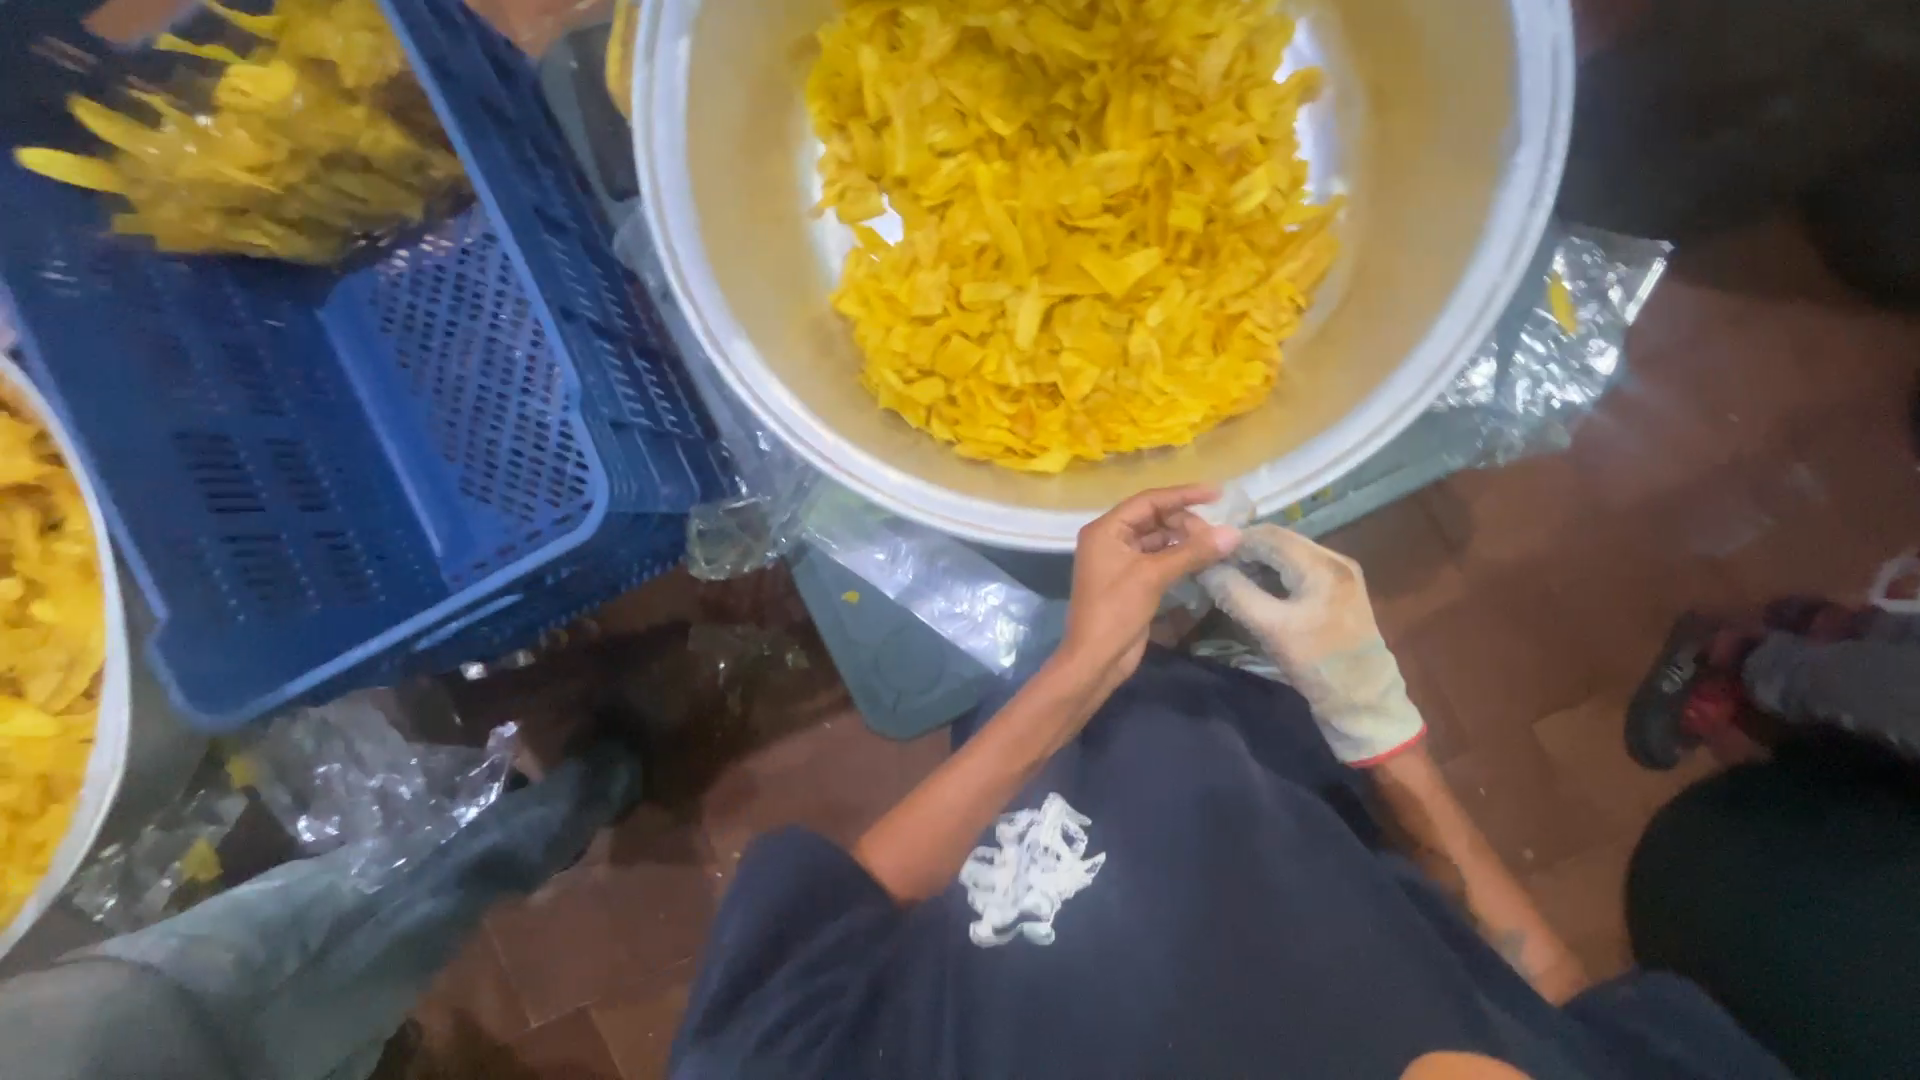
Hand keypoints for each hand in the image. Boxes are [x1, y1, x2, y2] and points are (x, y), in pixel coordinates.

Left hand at [1057, 485, 1241, 695]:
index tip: (1217, 494)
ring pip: (1157, 538)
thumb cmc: (1116, 610)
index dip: (1183, 495)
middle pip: (1153, 518)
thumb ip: (1192, 552)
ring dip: (1184, 540)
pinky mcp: (1129, 580)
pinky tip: (1202, 561)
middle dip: (1185, 522)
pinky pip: (1157, 558)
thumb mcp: (1154, 576)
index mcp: (1106, 529)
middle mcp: (1109, 539)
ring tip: (1214, 547)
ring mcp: (1119, 560)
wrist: (1095, 657)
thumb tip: (1233, 533)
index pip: (1148, 501)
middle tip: (1215, 536)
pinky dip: (1178, 557)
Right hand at [1198, 525, 1424, 765]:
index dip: (1231, 542)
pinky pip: (1298, 570)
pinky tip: (1255, 591)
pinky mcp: (1339, 591)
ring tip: (1229, 581)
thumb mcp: (1270, 629)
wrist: (1364, 703)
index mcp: (1322, 565)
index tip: (1203, 557)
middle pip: (1279, 541)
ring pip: (1287, 555)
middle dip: (1243, 552)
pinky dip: (1273, 575)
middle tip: (1212, 570)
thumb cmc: (1317, 665)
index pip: (1267, 535)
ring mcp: (1340, 575)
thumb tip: (1203, 569)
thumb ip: (1235, 593)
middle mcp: (1335, 560)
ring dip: (1256, 564)